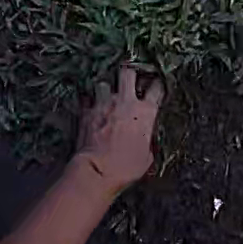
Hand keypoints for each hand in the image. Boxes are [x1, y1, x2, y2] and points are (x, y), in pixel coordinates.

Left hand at [76, 65, 163, 190]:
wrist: (97, 171)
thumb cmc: (124, 168)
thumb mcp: (146, 157)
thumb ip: (146, 140)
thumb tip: (143, 140)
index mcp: (145, 112)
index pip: (157, 87)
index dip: (157, 84)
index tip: (155, 86)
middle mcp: (125, 102)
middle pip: (129, 72)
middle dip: (129, 72)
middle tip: (129, 78)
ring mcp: (104, 105)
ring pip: (104, 82)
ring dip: (105, 87)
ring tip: (106, 93)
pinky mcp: (86, 113)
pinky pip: (86, 98)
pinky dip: (87, 100)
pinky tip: (88, 105)